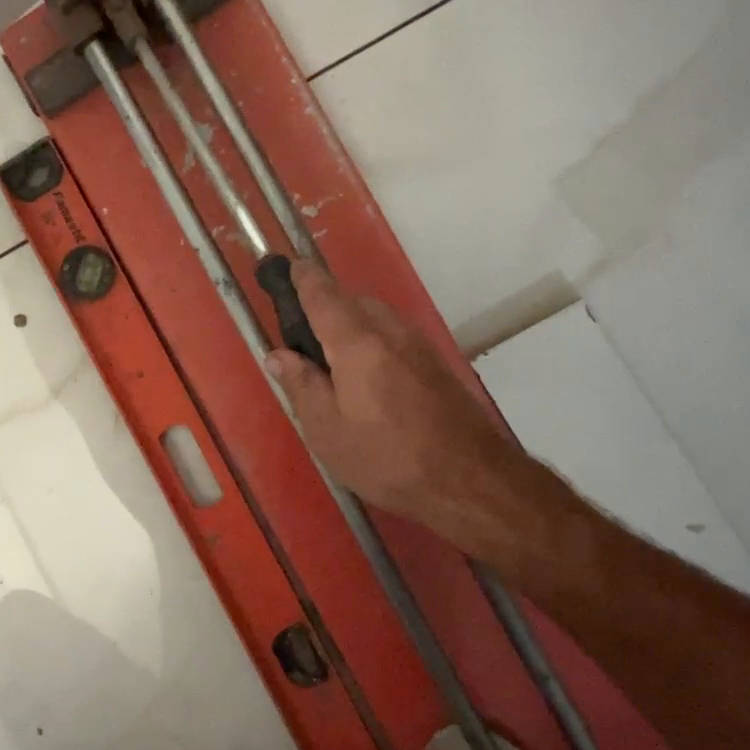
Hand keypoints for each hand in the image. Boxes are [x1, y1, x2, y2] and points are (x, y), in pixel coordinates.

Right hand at [266, 261, 531, 530]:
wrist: (470, 480)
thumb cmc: (386, 458)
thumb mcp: (327, 430)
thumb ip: (301, 386)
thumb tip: (278, 354)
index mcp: (356, 342)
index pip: (322, 294)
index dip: (301, 279)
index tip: (285, 268)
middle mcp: (389, 331)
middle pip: (350, 300)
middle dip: (322, 305)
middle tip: (298, 338)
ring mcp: (418, 345)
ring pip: (375, 317)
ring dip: (348, 324)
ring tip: (328, 360)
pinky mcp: (435, 364)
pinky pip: (393, 335)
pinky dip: (370, 341)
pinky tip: (363, 376)